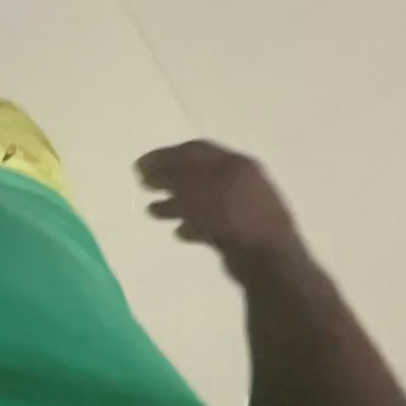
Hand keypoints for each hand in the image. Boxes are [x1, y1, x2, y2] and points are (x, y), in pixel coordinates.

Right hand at [137, 141, 304, 263]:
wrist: (265, 257)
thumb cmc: (224, 216)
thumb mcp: (190, 187)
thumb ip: (167, 171)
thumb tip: (149, 164)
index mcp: (232, 162)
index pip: (192, 149)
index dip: (162, 155)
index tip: (139, 168)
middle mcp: (242, 178)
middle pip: (197, 171)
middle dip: (167, 178)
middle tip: (145, 186)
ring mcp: (245, 204)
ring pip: (202, 197)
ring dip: (176, 202)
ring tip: (154, 212)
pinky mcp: (244, 227)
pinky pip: (212, 219)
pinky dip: (193, 221)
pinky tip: (180, 231)